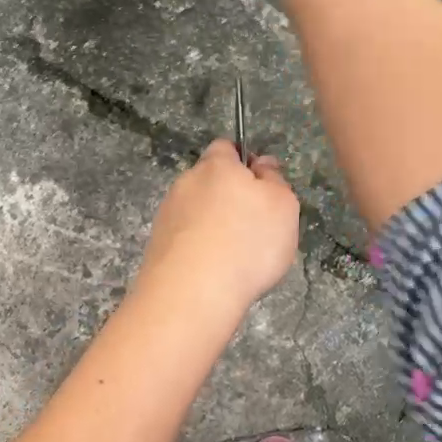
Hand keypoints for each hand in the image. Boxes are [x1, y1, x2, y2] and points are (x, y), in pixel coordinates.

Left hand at [136, 139, 300, 313]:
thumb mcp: (283, 206)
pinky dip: (199, 249)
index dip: (245, 163)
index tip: (262, 189)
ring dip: (213, 226)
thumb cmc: (246, 243)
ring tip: (233, 257)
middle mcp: (185, 184)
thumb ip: (274, 180)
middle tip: (254, 228)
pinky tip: (213, 271)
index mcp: (215, 166)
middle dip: (230, 199)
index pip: (226, 147)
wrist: (191, 294)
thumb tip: (261, 164)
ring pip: (197, 213)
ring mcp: (167, 215)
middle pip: (210, 182)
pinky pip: (185, 239)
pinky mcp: (157, 245)